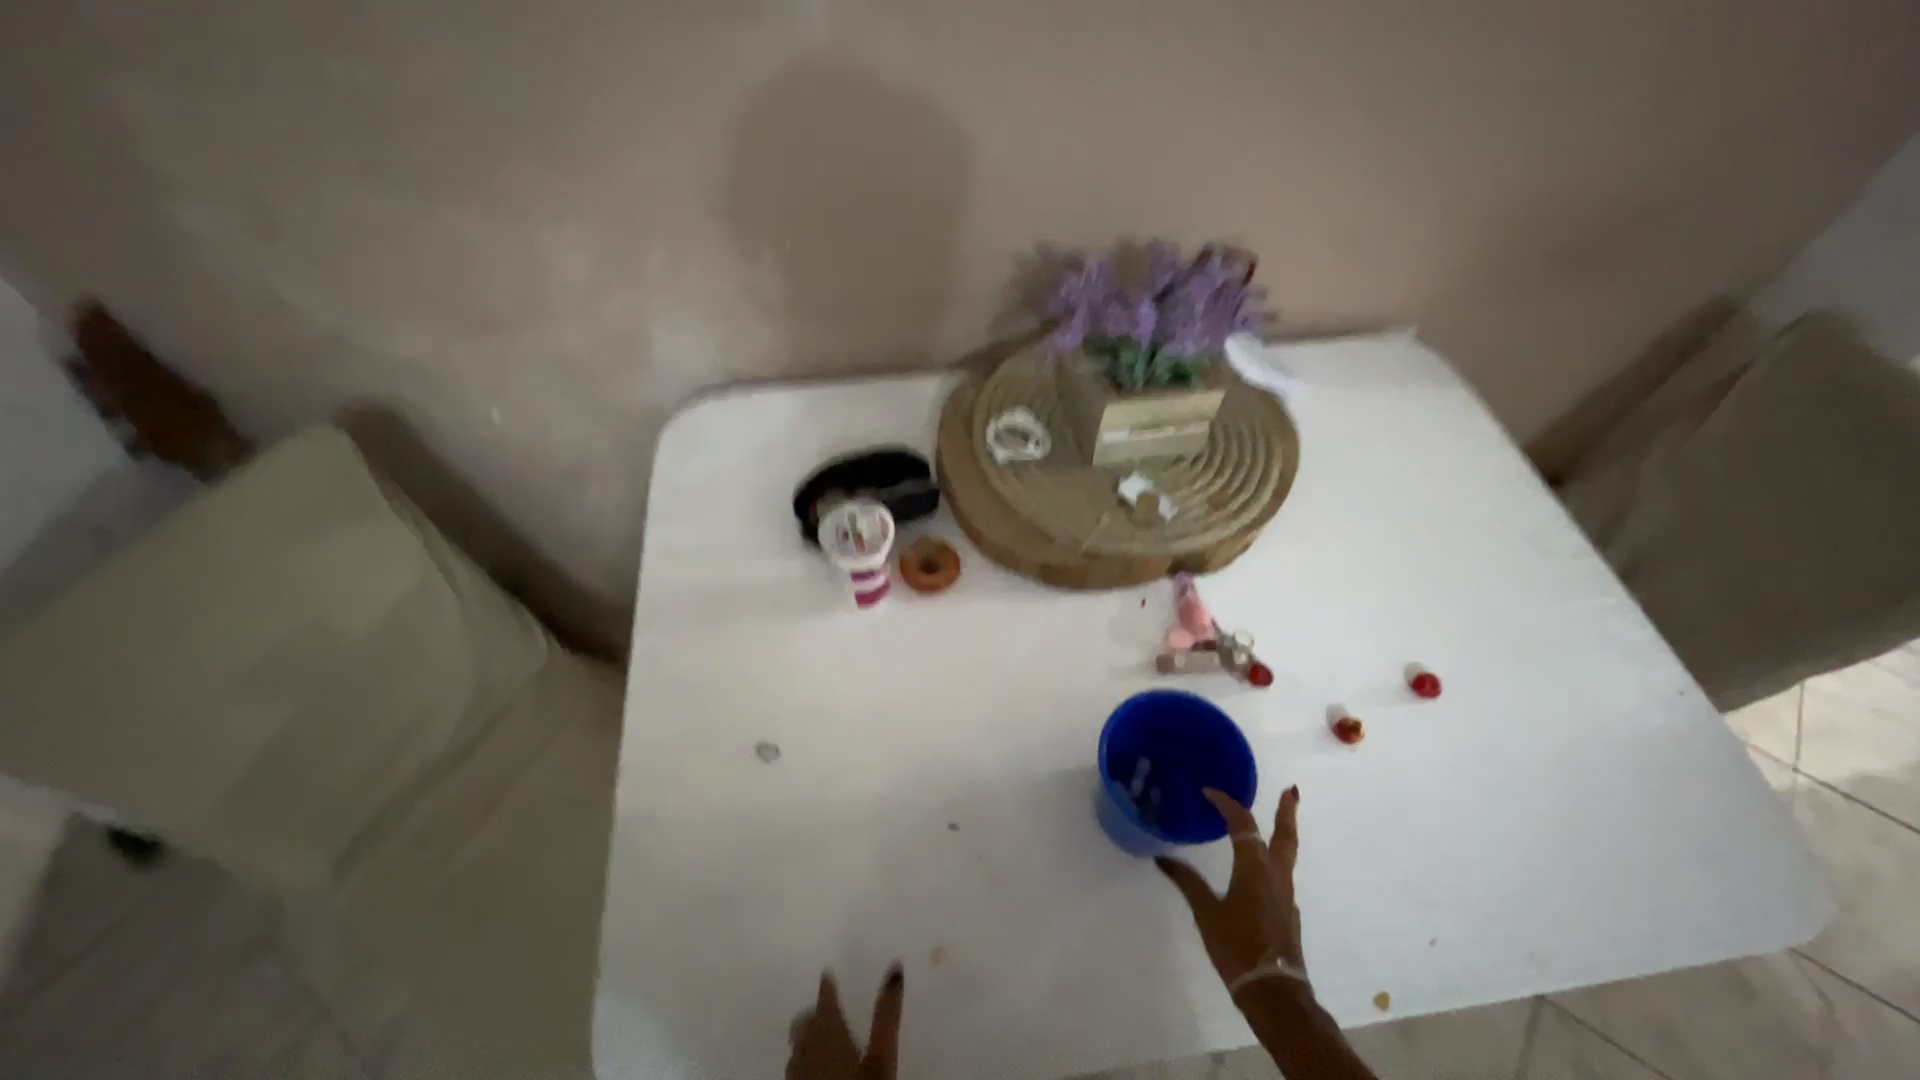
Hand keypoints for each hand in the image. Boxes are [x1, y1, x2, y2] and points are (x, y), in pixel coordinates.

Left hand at [786, 965, 904, 1079]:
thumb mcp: (883, 1056)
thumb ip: (887, 1014)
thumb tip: (895, 968)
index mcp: (828, 1034)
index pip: (825, 1002)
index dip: (827, 986)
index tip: (827, 973)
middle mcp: (806, 1050)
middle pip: (804, 1024)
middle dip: (815, 1012)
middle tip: (826, 1006)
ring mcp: (796, 1076)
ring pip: (798, 1048)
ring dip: (809, 1037)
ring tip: (823, 1036)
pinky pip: (797, 1069)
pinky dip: (806, 1060)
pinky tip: (817, 1070)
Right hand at [1156, 786, 1303, 985]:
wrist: (1273, 990)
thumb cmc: (1236, 945)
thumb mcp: (1206, 912)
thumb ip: (1187, 881)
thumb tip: (1162, 858)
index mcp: (1254, 867)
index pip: (1243, 824)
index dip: (1227, 804)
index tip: (1210, 791)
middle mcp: (1275, 874)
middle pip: (1284, 834)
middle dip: (1286, 811)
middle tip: (1290, 790)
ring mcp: (1285, 893)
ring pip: (1287, 853)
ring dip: (1283, 833)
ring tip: (1276, 821)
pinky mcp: (1287, 910)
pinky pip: (1282, 872)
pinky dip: (1274, 858)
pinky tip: (1261, 869)